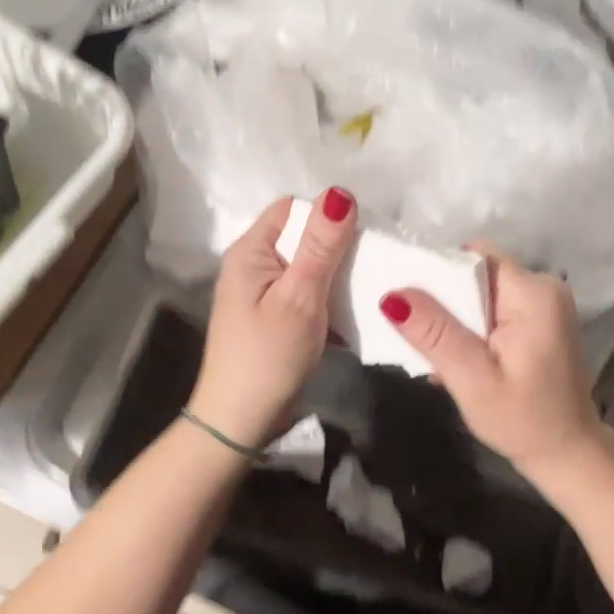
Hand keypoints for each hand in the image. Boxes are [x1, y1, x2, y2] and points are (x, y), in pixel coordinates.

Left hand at [187, 188, 357, 447]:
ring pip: (308, 271)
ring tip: (369, 292)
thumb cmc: (268, 357)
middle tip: (373, 267)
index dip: (326, 217)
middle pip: (301, 238)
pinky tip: (351, 319)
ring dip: (336, 281)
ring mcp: (261, 296)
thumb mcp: (300, 298)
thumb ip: (320, 246)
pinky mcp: (273, 321)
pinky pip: (306, 298)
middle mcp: (252, 266)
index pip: (292, 209)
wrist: (240, 421)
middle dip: (337, 250)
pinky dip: (328, 305)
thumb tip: (340, 193)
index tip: (362, 238)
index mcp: (250, 251)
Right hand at [381, 246, 602, 472]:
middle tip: (417, 336)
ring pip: (483, 293)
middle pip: (477, 273)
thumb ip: (434, 333)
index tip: (408, 304)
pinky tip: (460, 358)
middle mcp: (545, 286)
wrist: (566, 453)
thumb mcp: (471, 379)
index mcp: (532, 293)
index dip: (437, 274)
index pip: (473, 258)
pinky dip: (475, 329)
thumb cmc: (520, 420)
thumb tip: (392, 295)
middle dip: (444, 301)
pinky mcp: (543, 322)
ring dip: (456, 318)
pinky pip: (497, 310)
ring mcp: (547, 304)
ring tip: (434, 352)